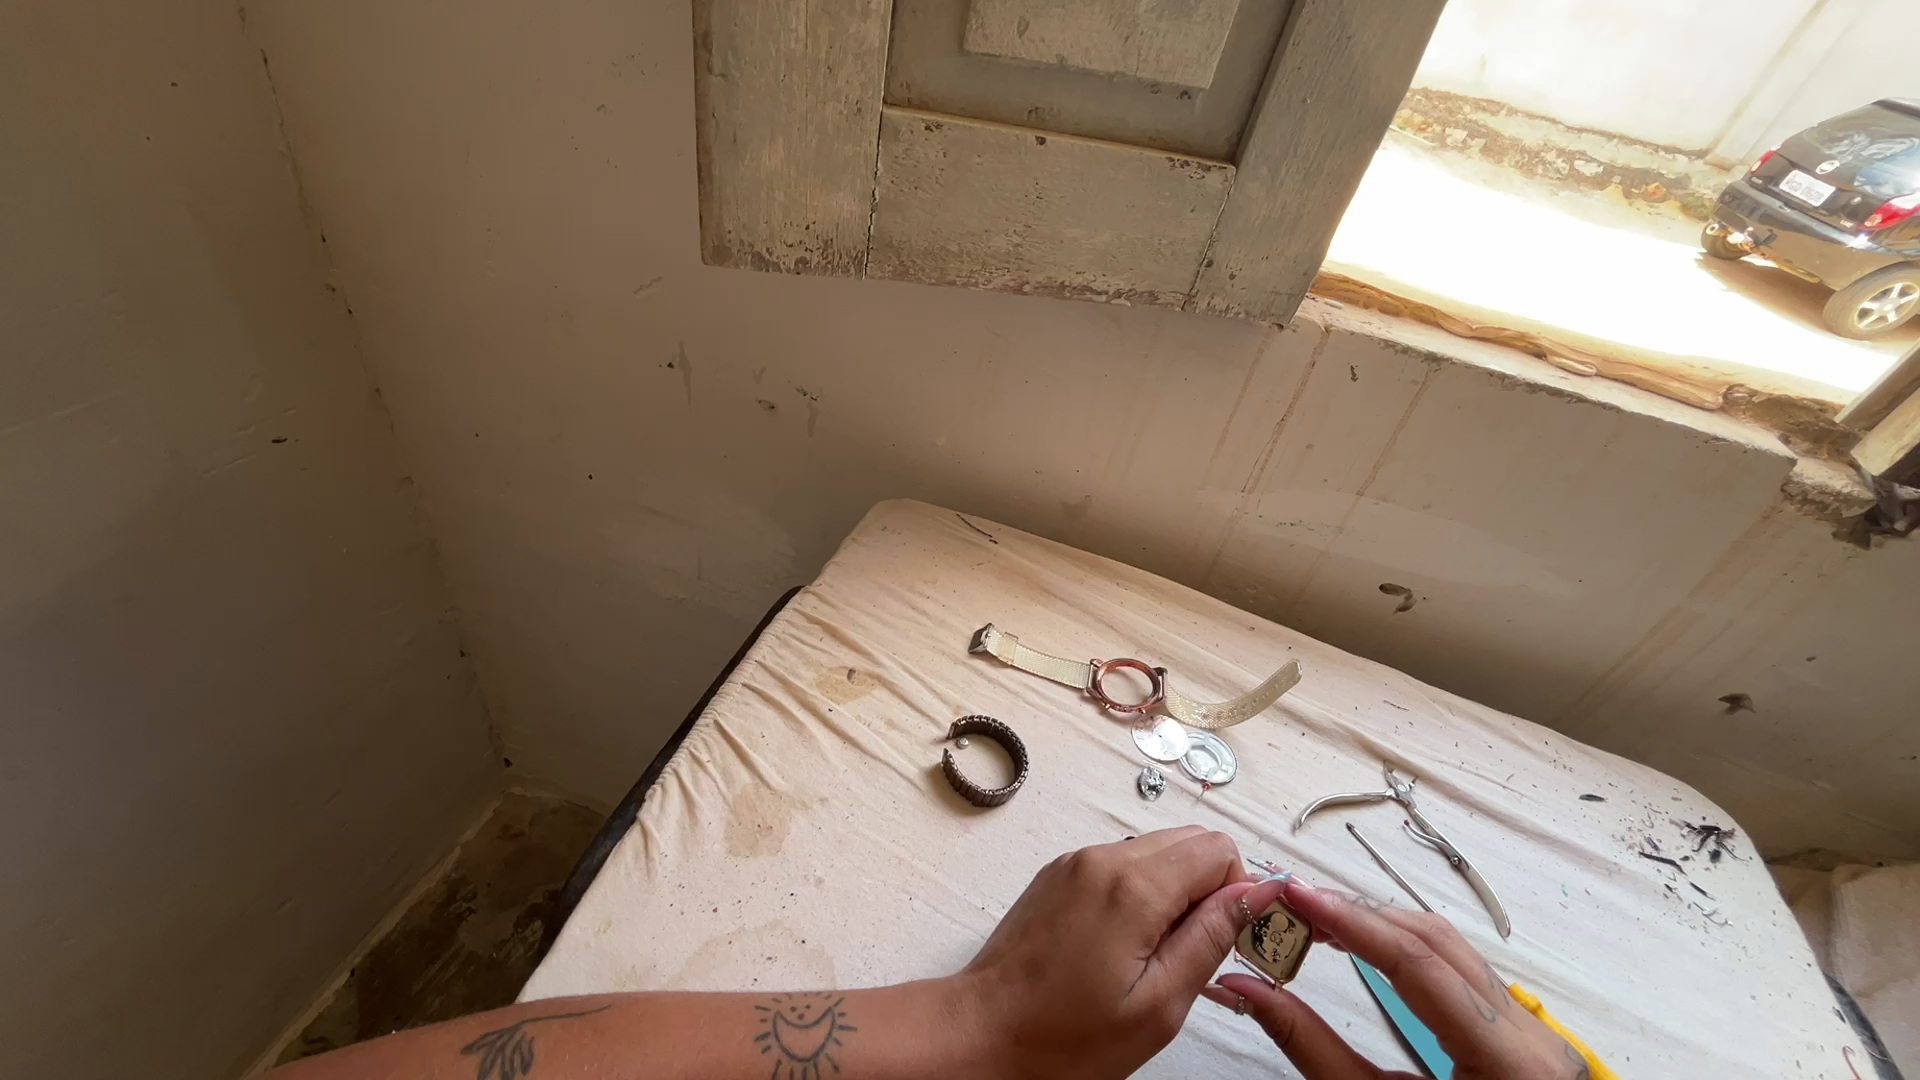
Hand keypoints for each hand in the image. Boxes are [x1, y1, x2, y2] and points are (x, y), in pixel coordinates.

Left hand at [955, 826, 1292, 1079]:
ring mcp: (1076, 861)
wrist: (985, 1029)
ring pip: (1155, 849)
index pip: (1217, 849)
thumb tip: (1257, 894)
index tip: (1230, 936)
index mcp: (1132, 886)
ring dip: (1174, 890)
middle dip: (1209, 887)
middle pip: (1188, 840)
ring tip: (1158, 952)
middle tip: (1198, 948)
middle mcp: (1102, 858)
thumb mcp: (1159, 1003)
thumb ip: (1211, 937)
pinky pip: (1120, 862)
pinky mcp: (1060, 871)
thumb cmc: (1065, 1035)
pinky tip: (1125, 942)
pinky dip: (1139, 890)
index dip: (1237, 891)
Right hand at [1211, 880, 1589, 1078]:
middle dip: (1355, 914)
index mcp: (1508, 1064)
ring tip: (1313, 915)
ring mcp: (1530, 1030)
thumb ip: (1309, 1044)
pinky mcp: (1516, 1029)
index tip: (1294, 894)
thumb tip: (1240, 985)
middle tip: (1291, 901)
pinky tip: (1357, 940)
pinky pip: (1453, 964)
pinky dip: (1397, 943)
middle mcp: (1531, 1036)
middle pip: (1431, 940)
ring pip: (1444, 944)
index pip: (1418, 962)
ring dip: (1374, 923)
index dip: (1350, 921)